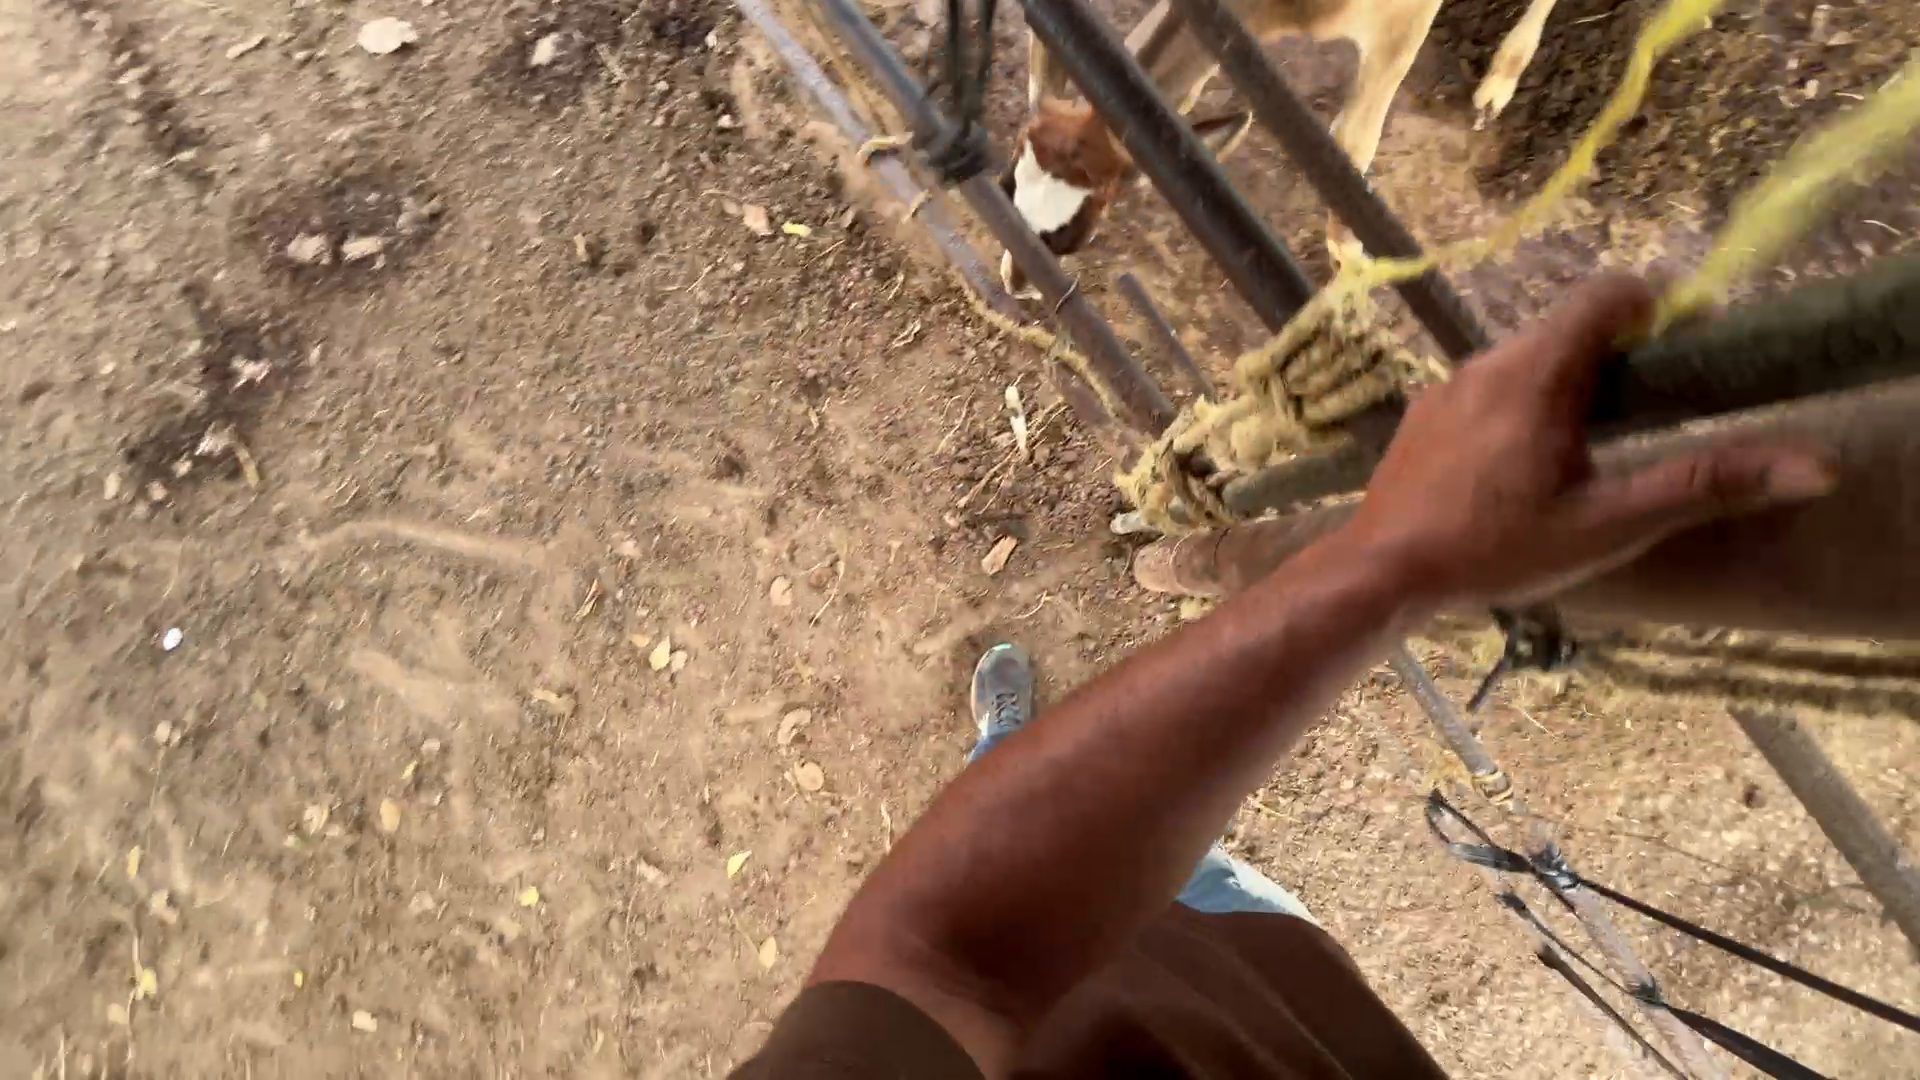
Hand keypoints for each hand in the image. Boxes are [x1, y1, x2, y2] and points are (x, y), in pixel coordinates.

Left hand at [1341, 275, 1835, 607]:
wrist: (1381, 568)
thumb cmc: (1490, 548)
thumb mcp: (1604, 525)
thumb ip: (1703, 486)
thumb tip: (1816, 464)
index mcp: (1531, 376)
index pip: (1603, 296)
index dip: (1654, 305)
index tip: (1683, 345)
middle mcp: (1480, 367)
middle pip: (1562, 329)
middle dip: (1613, 352)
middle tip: (1642, 411)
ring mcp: (1440, 390)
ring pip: (1518, 359)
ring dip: (1560, 380)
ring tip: (1579, 443)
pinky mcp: (1416, 416)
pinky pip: (1480, 388)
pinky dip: (1513, 400)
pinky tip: (1515, 458)